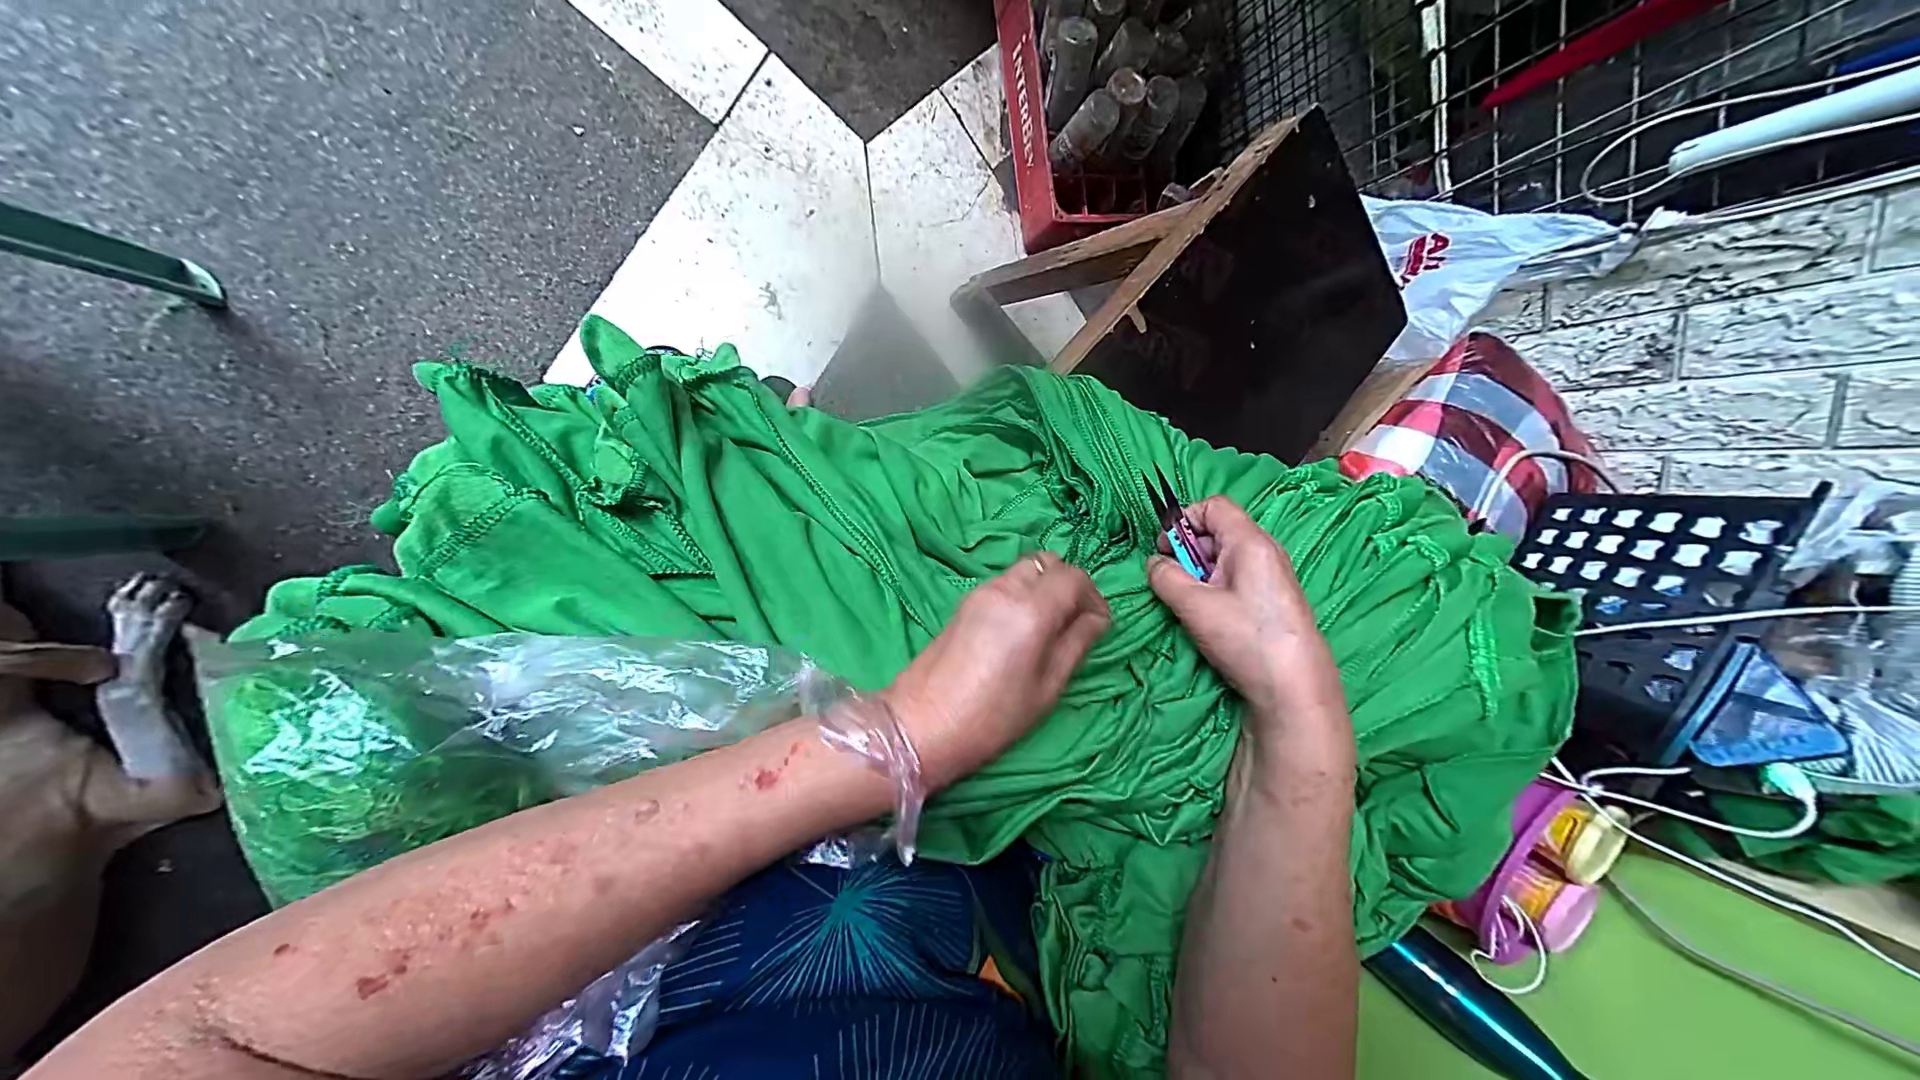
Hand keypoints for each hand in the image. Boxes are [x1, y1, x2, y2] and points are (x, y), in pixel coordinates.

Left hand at [884, 553, 1110, 789]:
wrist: (922, 725)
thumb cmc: (992, 717)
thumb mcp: (1047, 688)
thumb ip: (1076, 644)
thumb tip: (1096, 618)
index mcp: (1029, 610)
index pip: (1073, 577)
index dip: (1094, 597)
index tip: (1098, 625)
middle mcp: (1004, 589)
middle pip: (1049, 562)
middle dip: (1069, 585)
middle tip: (1076, 621)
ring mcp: (980, 592)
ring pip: (1025, 569)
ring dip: (1045, 587)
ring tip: (1050, 627)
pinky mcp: (964, 602)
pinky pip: (1005, 582)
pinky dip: (1023, 592)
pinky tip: (1023, 628)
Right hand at [1146, 496, 1349, 754]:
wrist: (1295, 690)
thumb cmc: (1246, 638)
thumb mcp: (1194, 605)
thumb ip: (1165, 576)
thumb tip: (1154, 564)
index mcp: (1250, 543)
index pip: (1214, 506)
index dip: (1183, 519)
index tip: (1165, 548)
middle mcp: (1265, 553)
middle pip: (1217, 531)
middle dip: (1187, 549)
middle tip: (1171, 578)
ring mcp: (1271, 577)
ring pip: (1224, 558)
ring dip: (1198, 572)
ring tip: (1188, 602)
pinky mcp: (1271, 601)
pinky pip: (1235, 579)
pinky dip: (1214, 588)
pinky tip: (1209, 616)